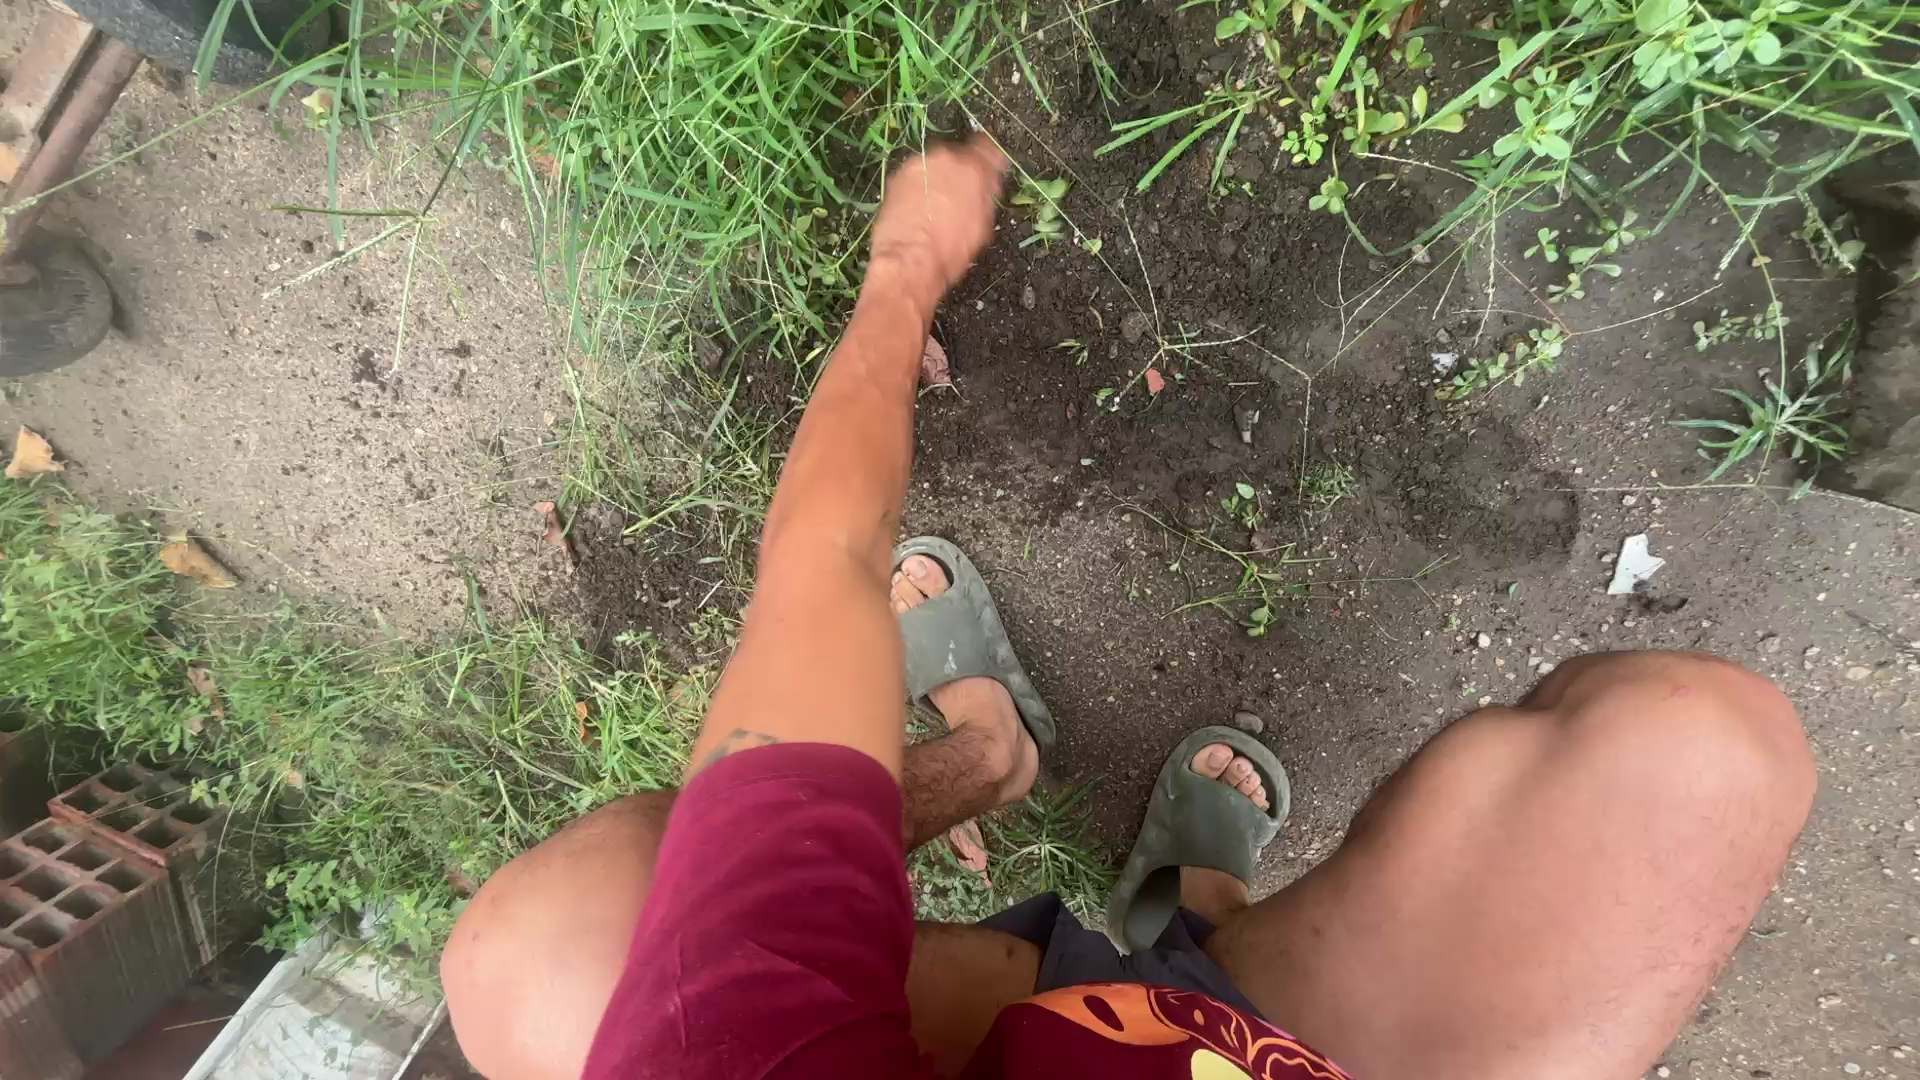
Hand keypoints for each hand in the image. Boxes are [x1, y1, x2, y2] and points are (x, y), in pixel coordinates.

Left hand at [866, 132, 1008, 308]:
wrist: (911, 260)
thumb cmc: (947, 251)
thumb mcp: (982, 227)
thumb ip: (987, 196)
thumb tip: (987, 187)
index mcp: (975, 169)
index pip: (988, 150)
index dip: (988, 161)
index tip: (987, 169)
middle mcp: (948, 158)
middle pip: (957, 158)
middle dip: (957, 176)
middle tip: (956, 202)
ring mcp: (921, 164)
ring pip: (933, 167)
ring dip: (935, 183)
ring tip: (934, 212)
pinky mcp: (897, 175)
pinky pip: (913, 178)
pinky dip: (916, 190)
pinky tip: (917, 213)